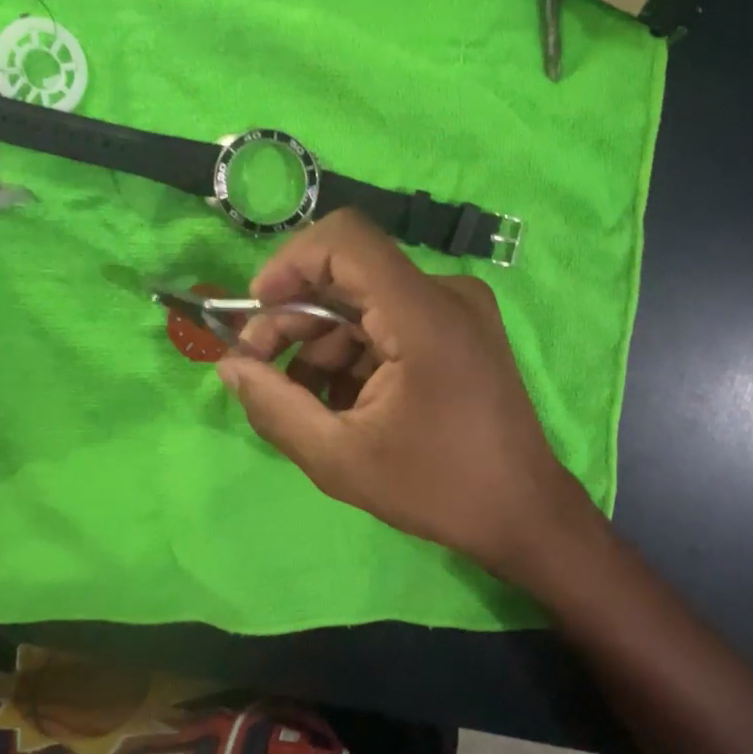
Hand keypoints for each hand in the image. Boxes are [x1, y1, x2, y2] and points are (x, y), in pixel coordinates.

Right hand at [215, 211, 598, 574]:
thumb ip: (275, 407)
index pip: (344, 240)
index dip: (288, 264)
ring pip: (365, 304)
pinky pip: (391, 323)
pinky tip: (342, 405)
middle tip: (260, 373)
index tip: (255, 313)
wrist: (523, 513)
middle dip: (294, 319)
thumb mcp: (340, 459)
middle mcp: (447, 294)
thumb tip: (229, 366)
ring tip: (303, 405)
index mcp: (423, 315)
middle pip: (348, 276)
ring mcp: (459, 311)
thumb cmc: (437, 488)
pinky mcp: (462, 331)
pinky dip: (356, 356)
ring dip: (322, 346)